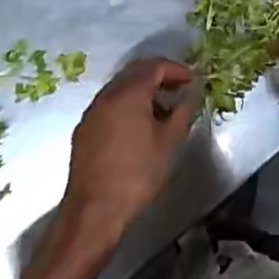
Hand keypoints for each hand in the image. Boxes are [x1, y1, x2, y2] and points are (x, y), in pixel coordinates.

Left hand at [64, 57, 199, 235]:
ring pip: (121, 88)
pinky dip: (127, 105)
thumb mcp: (168, 142)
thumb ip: (182, 112)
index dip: (177, 69)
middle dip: (160, 75)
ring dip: (143, 90)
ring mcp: (92, 112)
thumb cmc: (137, 174)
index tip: (193, 79)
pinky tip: (139, 126)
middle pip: (136, 72)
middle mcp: (107, 95)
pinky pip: (110, 105)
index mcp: (128, 93)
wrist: (94, 212)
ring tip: (163, 109)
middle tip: (180, 88)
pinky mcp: (84, 129)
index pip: (155, 66)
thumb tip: (192, 94)